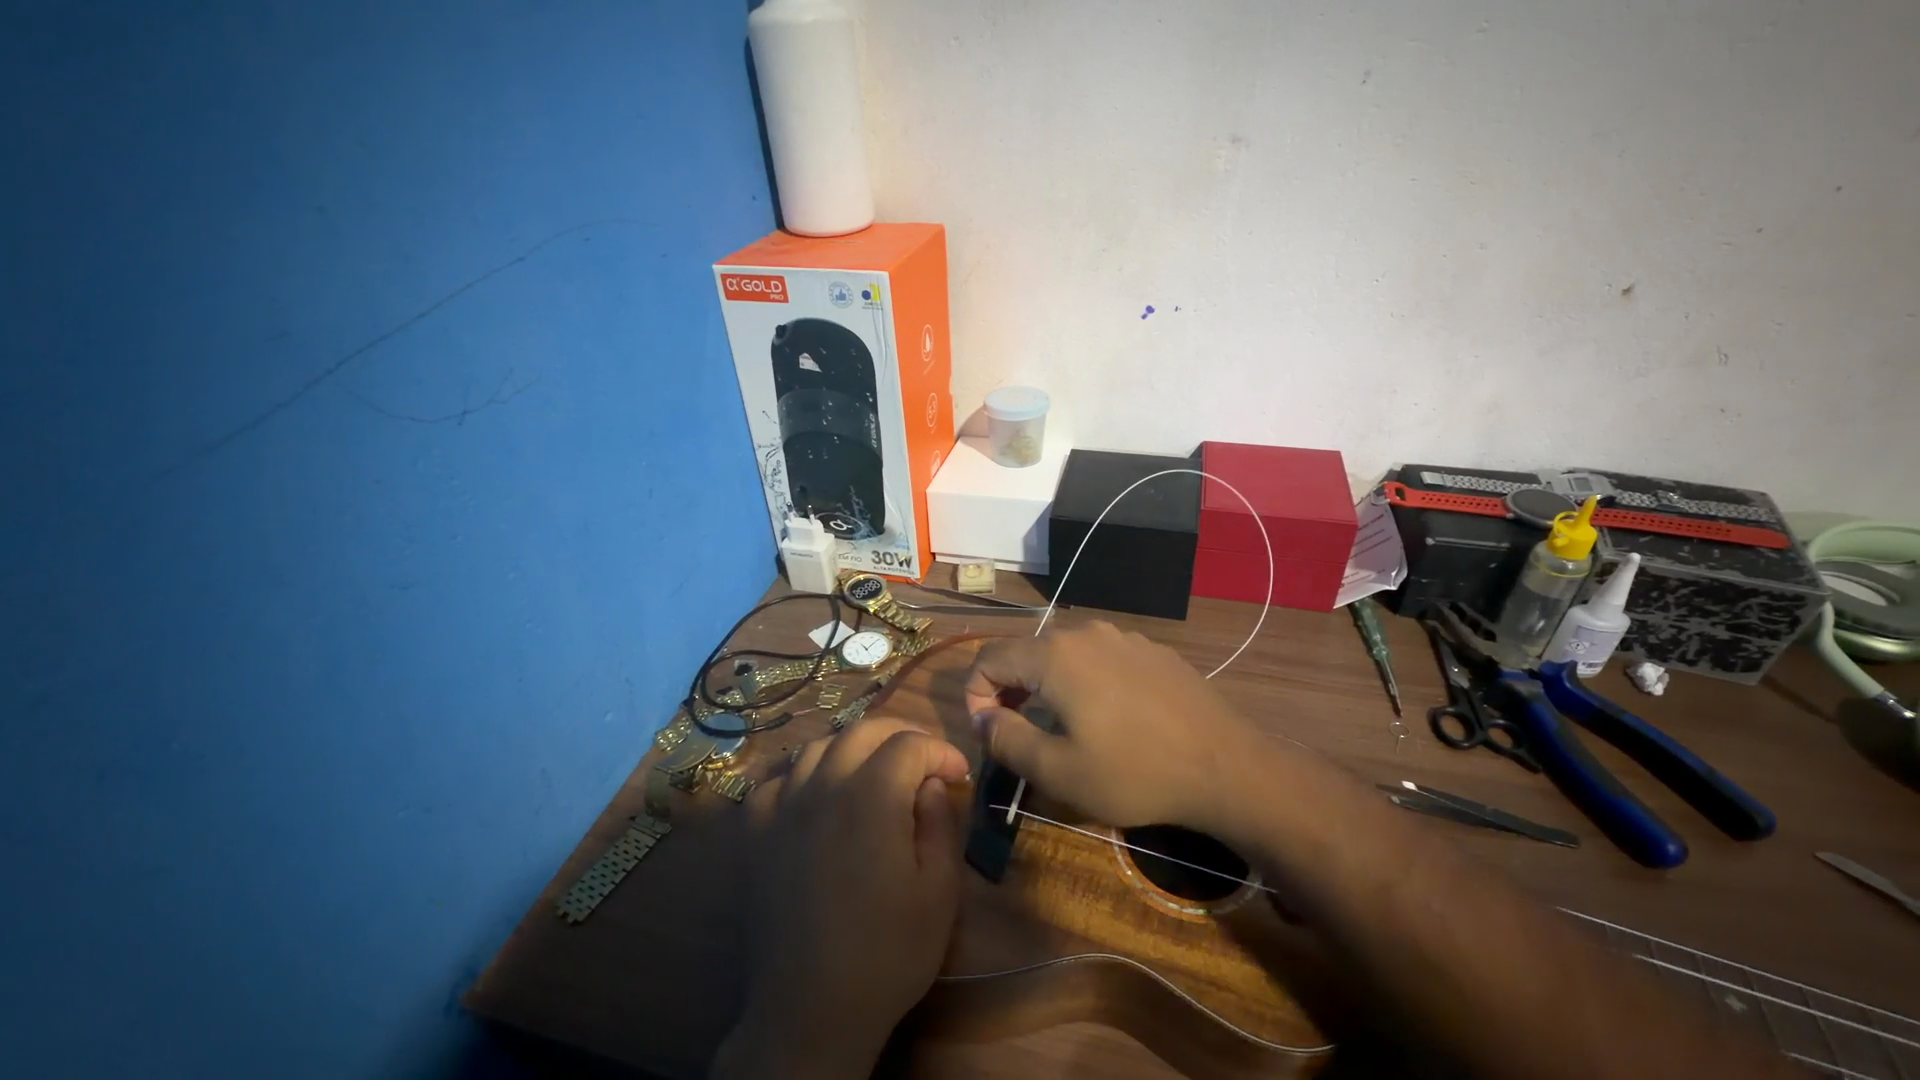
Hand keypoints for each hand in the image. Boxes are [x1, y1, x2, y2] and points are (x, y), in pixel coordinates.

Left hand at [713, 719, 969, 1079]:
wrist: (810, 1007)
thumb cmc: (887, 953)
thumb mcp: (940, 893)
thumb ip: (941, 824)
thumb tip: (932, 783)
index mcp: (871, 799)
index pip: (909, 745)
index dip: (940, 751)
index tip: (958, 776)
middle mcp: (822, 787)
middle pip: (862, 730)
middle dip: (901, 735)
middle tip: (925, 761)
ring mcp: (782, 806)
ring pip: (818, 745)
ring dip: (855, 747)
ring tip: (876, 773)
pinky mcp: (756, 830)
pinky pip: (779, 777)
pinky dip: (806, 771)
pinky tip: (820, 792)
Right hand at [965, 621, 1268, 828]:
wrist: (1226, 767)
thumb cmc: (1135, 773)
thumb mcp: (1058, 771)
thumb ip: (1006, 740)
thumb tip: (983, 719)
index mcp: (1055, 656)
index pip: (989, 657)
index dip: (974, 694)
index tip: (988, 734)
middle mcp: (1087, 633)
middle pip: (1027, 652)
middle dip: (1011, 690)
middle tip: (1019, 734)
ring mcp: (1126, 638)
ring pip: (1065, 655)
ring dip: (1049, 687)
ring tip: (1063, 729)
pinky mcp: (1154, 652)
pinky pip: (1102, 660)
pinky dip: (1086, 683)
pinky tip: (1111, 720)